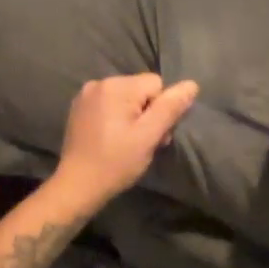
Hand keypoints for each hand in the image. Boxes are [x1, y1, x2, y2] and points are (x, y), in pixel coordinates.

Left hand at [51, 74, 198, 205]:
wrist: (77, 185)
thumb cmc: (116, 162)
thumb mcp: (148, 136)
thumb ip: (170, 108)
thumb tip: (191, 84)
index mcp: (116, 86)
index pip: (156, 84)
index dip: (161, 109)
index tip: (155, 135)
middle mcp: (99, 82)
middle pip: (140, 89)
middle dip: (147, 112)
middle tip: (143, 142)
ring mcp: (86, 95)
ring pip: (125, 97)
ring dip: (132, 116)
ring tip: (128, 142)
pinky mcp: (79, 108)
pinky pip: (109, 104)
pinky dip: (116, 118)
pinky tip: (112, 138)